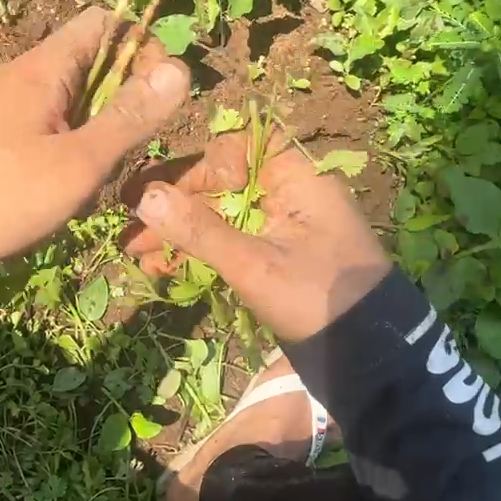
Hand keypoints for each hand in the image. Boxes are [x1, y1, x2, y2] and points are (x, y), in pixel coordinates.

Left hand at [0, 8, 189, 265]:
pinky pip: (54, 114)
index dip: (141, 45)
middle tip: (132, 138)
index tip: (158, 92)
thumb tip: (179, 69)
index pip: (103, 22)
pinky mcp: (3, 127)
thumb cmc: (10, 196)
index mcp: (41, 68)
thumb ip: (130, 117)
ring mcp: (10, 100)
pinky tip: (76, 174)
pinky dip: (75, 135)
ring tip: (102, 163)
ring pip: (76, 90)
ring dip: (101, 120)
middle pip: (92, 56)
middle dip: (124, 90)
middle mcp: (24, 73)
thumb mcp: (80, 162)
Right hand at [122, 133, 392, 340]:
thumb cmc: (317, 297)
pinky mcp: (269, 254)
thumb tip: (144, 198)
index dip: (211, 161)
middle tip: (133, 226)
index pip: (245, 144)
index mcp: (297, 180)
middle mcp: (286, 194)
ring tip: (137, 254)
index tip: (185, 190)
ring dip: (178, 231)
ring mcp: (277, 226)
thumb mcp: (254, 265)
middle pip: (220, 181)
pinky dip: (196, 251)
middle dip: (175, 203)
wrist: (367, 356)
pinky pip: (225, 240)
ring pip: (217, 213)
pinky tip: (160, 268)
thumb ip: (199, 230)